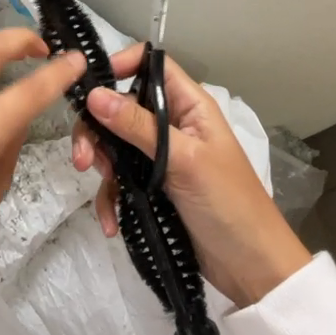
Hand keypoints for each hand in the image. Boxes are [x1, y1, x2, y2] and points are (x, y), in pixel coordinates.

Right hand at [73, 45, 310, 307]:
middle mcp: (171, 124)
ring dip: (100, 164)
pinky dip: (111, 197)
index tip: (91, 88)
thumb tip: (93, 94)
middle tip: (83, 158)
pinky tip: (111, 220)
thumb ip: (137, 126)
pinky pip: (120, 180)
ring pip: (114, 144)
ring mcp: (159, 156)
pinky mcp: (152, 187)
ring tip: (100, 187)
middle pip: (121, 107)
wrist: (253, 269)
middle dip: (97, 129)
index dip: (121, 66)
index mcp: (188, 106)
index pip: (150, 65)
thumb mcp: (183, 159)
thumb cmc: (228, 202)